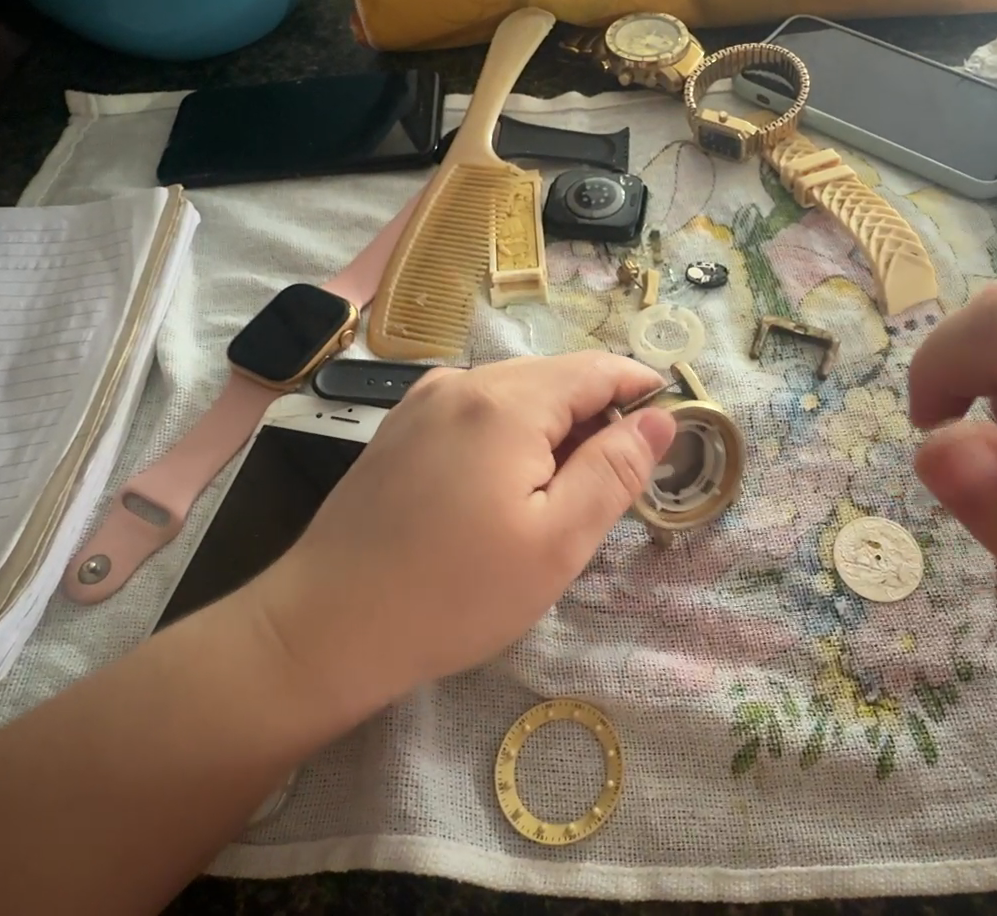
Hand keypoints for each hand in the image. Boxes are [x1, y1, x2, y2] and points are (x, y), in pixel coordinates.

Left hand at [245, 352, 674, 710]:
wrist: (325, 628)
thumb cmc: (455, 591)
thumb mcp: (558, 541)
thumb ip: (615, 470)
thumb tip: (660, 419)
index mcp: (507, 401)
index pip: (598, 369)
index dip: (642, 389)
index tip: (671, 428)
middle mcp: (462, 383)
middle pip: (556, 381)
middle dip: (596, 420)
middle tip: (610, 490)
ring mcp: (423, 403)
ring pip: (516, 398)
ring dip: (552, 434)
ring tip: (556, 502)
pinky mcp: (400, 431)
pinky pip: (476, 415)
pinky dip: (510, 441)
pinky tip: (503, 495)